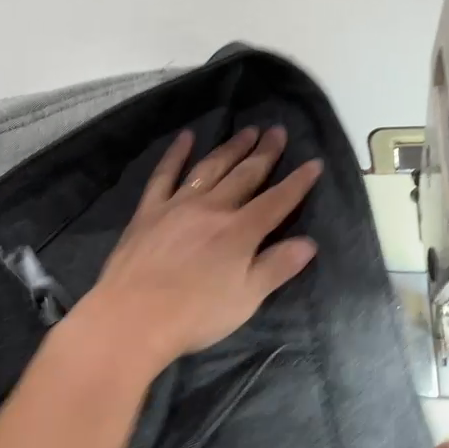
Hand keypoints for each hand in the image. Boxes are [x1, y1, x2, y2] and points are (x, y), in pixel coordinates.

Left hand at [77, 126, 323, 368]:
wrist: (133, 316)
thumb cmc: (195, 315)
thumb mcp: (246, 299)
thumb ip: (277, 267)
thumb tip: (309, 243)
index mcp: (240, 231)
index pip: (277, 201)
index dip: (298, 182)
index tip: (314, 163)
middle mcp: (212, 209)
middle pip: (245, 175)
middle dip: (265, 153)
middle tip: (278, 130)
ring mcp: (178, 205)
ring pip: (210, 168)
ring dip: (230, 148)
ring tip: (247, 130)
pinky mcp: (149, 210)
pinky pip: (165, 174)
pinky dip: (176, 154)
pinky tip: (186, 137)